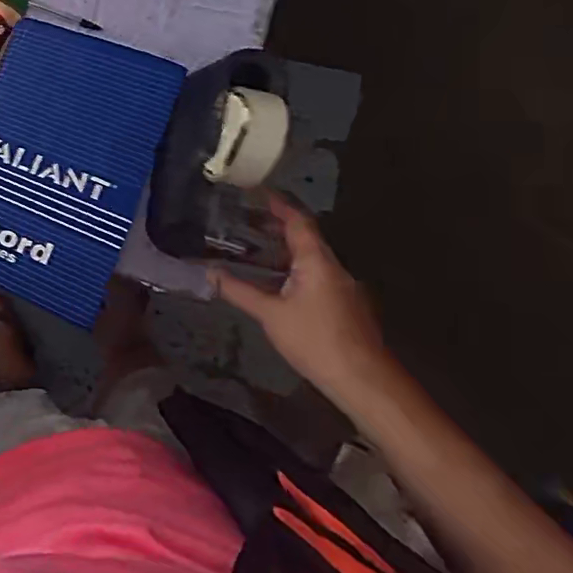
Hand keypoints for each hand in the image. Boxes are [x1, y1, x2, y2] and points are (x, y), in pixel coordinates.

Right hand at [211, 194, 391, 395]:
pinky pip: (315, 274)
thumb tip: (209, 273)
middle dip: (277, 225)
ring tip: (253, 245)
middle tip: (245, 218)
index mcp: (317, 262)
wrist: (363, 380)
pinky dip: (293, 266)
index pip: (298, 222)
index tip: (256, 193)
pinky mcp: (343, 304)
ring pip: (310, 257)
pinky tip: (275, 279)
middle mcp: (333, 268)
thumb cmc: (315, 340)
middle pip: (305, 237)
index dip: (278, 205)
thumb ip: (239, 291)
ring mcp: (342, 286)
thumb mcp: (270, 314)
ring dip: (284, 247)